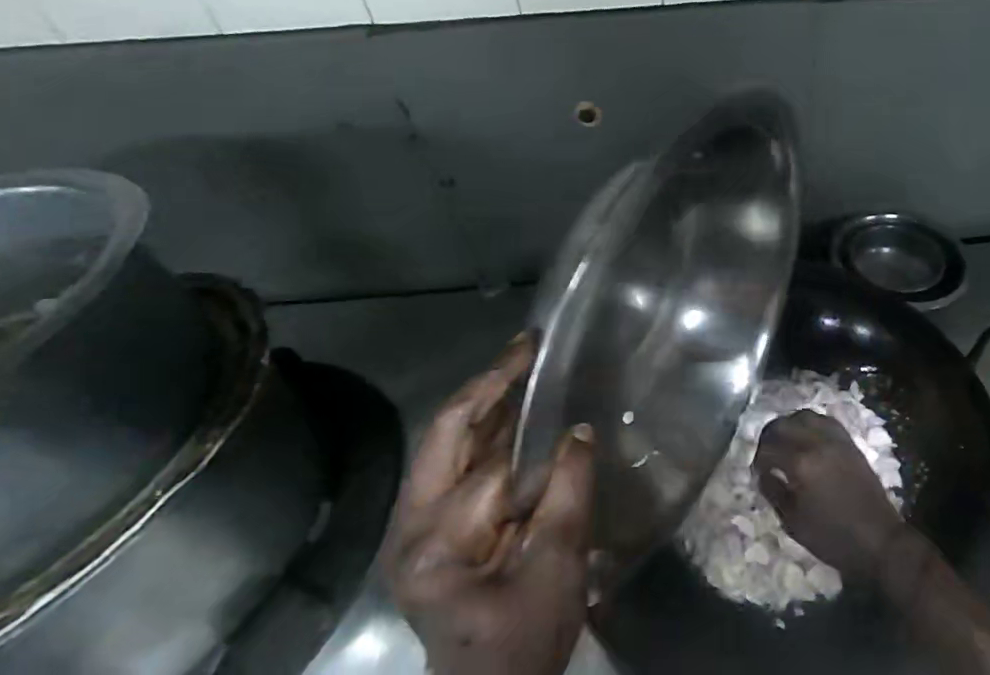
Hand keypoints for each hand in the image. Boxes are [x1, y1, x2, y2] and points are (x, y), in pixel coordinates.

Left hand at [386, 333, 595, 674]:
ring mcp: (413, 525)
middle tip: (526, 347)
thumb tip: (579, 429)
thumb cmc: (524, 641)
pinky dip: (485, 430)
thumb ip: (568, 492)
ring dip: (486, 403)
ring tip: (522, 365)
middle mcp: (410, 526)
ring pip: (447, 442)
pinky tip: (513, 408)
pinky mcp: (427, 526)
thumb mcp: (557, 568)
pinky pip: (456, 461)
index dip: (524, 425)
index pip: (486, 468)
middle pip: (445, 433)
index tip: (544, 368)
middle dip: (487, 385)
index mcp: (435, 544)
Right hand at [752, 410, 908, 582]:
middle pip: (782, 425)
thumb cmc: (833, 538)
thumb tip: (763, 474)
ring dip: (788, 426)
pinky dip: (810, 424)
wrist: (879, 541)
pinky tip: (806, 439)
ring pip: (802, 416)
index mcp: (800, 464)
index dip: (758, 461)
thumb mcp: (794, 522)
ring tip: (784, 443)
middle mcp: (816, 443)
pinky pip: (824, 420)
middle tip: (766, 455)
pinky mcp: (849, 442)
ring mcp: (835, 439)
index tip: (758, 473)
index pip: (768, 449)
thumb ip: (773, 492)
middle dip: (768, 438)